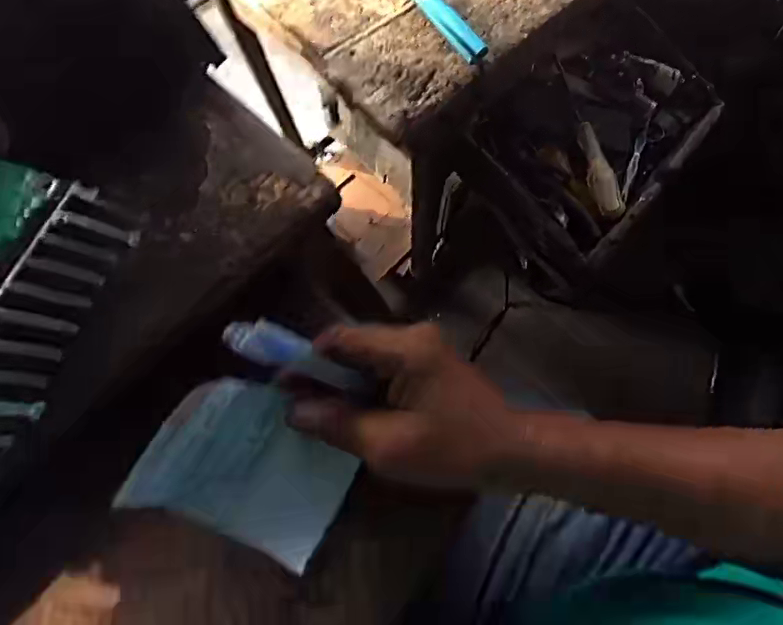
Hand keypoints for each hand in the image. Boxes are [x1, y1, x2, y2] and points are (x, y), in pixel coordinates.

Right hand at [285, 322, 518, 489]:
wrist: (506, 448)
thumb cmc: (451, 448)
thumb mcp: (389, 445)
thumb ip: (340, 423)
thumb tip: (295, 409)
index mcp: (408, 346)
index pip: (343, 338)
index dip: (305, 359)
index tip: (276, 386)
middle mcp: (416, 335)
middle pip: (354, 344)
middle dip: (320, 372)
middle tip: (288, 405)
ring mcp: (424, 346)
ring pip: (367, 356)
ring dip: (340, 381)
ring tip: (309, 411)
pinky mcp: (428, 361)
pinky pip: (384, 366)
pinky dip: (362, 385)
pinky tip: (345, 411)